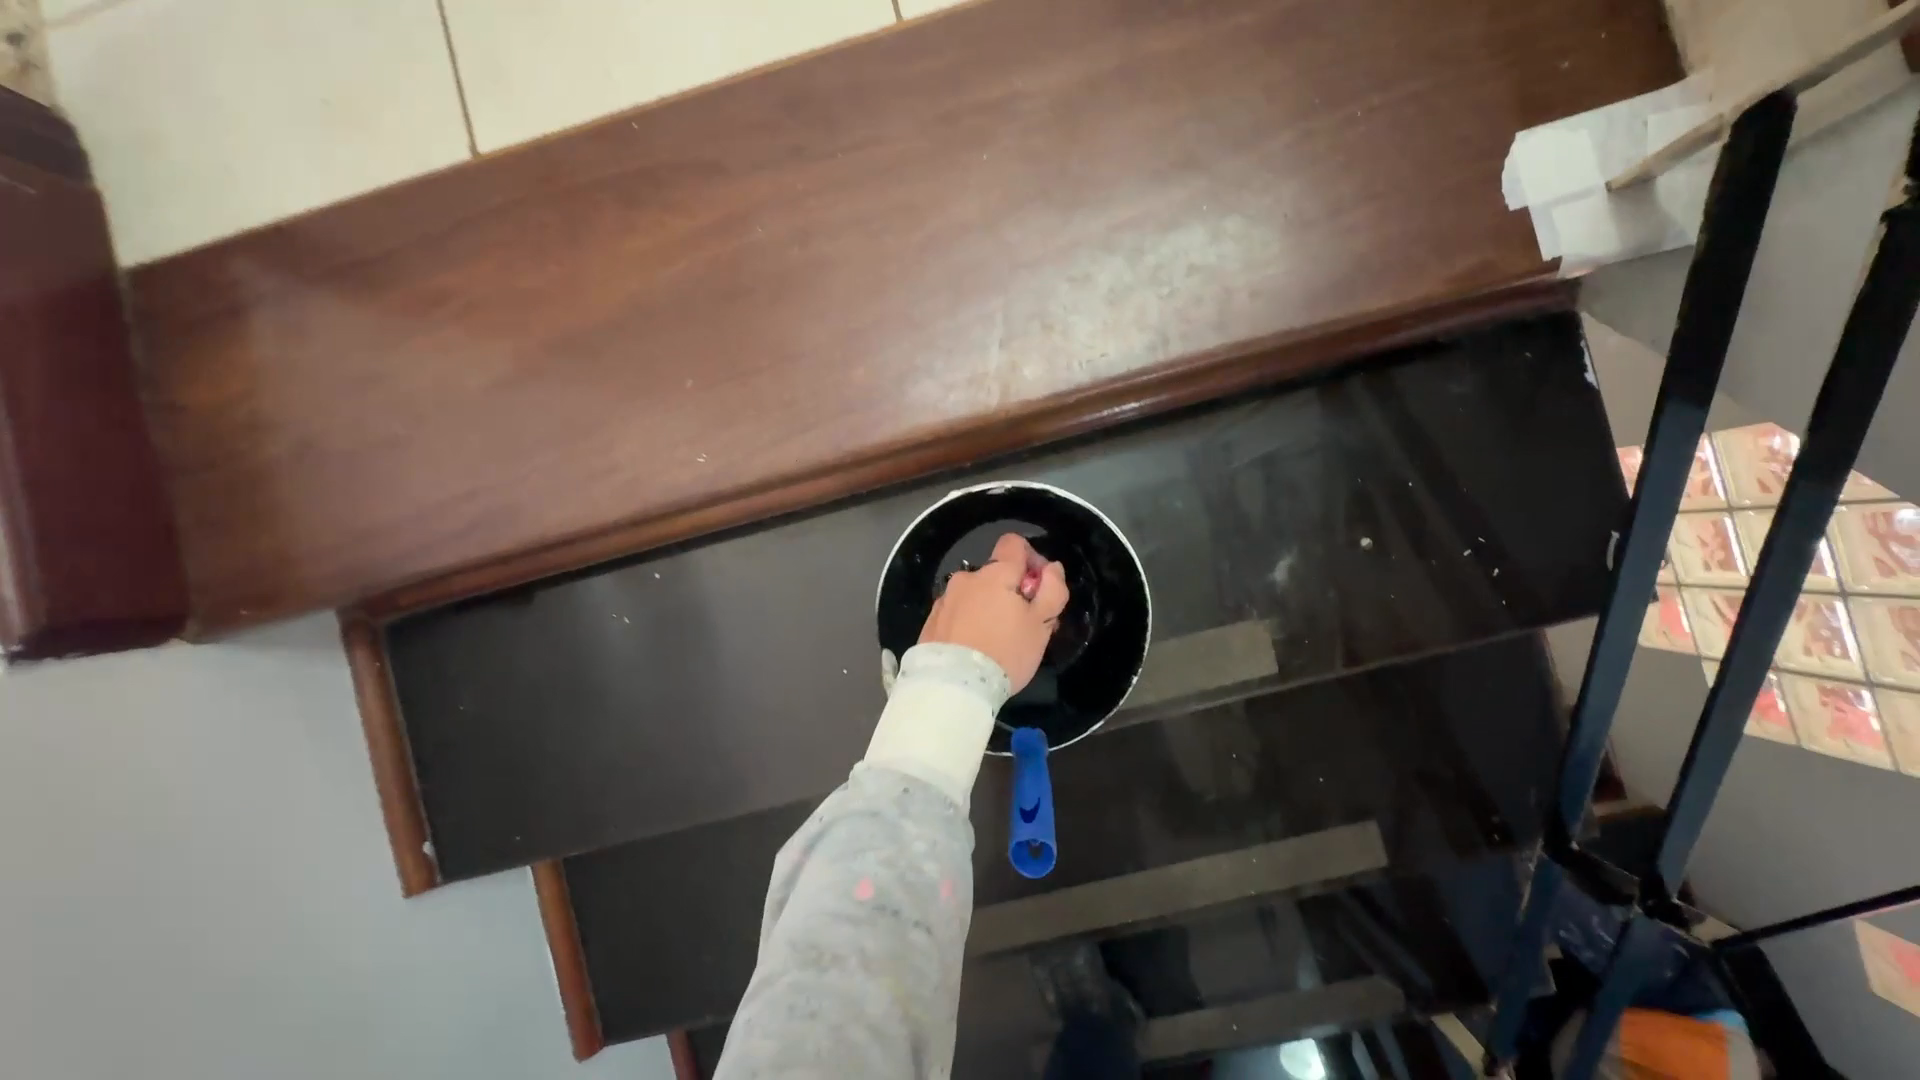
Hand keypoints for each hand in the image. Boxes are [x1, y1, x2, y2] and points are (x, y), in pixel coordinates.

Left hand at [918, 533, 1068, 693]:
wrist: (954, 686)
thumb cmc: (1005, 653)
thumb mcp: (1041, 624)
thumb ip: (1053, 590)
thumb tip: (1052, 568)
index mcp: (996, 573)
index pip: (1015, 544)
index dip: (1032, 559)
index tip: (1039, 588)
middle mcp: (966, 579)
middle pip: (996, 574)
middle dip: (1012, 593)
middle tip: (1023, 627)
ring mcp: (945, 600)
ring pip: (976, 596)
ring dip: (989, 608)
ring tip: (997, 643)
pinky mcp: (931, 622)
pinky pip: (957, 613)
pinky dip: (968, 623)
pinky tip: (974, 650)